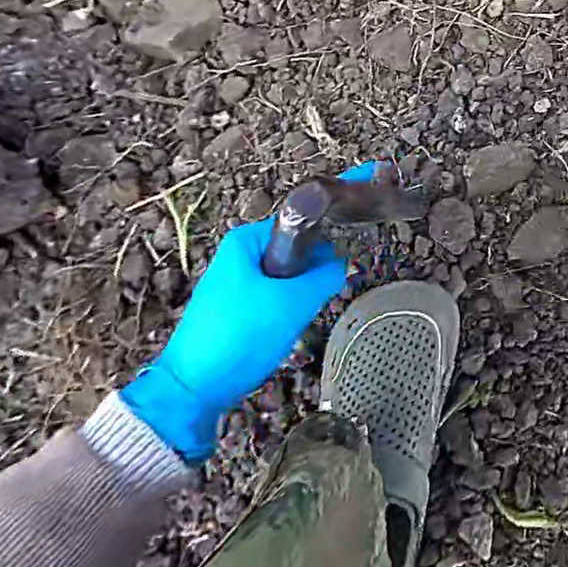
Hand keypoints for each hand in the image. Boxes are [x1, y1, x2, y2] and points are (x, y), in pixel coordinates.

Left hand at [120, 163, 370, 460]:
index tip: (377, 173)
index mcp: (249, 240)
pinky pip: (285, 284)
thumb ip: (328, 273)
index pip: (306, 206)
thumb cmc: (239, 337)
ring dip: (311, 281)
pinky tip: (303, 312)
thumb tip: (341, 264)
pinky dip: (300, 293)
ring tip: (312, 303)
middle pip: (306, 238)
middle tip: (339, 273)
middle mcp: (243, 251)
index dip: (343, 193)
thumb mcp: (295, 301)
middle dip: (326, 255)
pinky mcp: (243, 301)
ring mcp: (241, 277)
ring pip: (297, 265)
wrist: (190, 392)